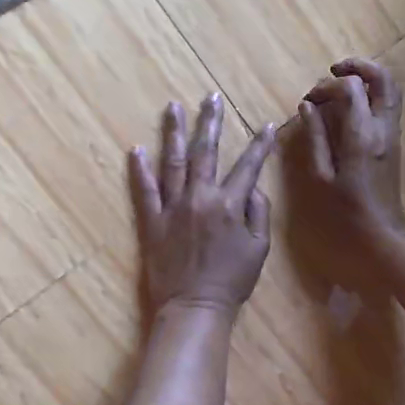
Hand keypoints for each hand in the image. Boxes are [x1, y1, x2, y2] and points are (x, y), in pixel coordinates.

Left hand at [129, 95, 275, 316]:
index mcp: (230, 204)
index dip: (260, 145)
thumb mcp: (259, 249)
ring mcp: (173, 207)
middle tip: (211, 97)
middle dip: (210, 122)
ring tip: (173, 107)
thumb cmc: (232, 281)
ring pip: (173, 162)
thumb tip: (253, 186)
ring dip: (174, 133)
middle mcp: (201, 198)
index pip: (248, 166)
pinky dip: (139, 169)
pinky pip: (144, 190)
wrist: (195, 306)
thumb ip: (259, 213)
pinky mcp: (152, 221)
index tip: (267, 124)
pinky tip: (136, 149)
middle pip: (205, 152)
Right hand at [298, 59, 404, 244]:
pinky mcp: (394, 142)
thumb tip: (307, 106)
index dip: (326, 86)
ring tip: (341, 84)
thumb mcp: (321, 176)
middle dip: (357, 67)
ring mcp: (393, 134)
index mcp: (362, 135)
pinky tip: (350, 107)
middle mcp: (383, 128)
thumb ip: (315, 137)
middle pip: (382, 78)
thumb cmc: (346, 210)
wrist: (381, 233)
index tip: (309, 100)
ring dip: (367, 78)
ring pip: (390, 88)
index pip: (350, 88)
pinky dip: (372, 94)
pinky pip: (388, 105)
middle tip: (332, 71)